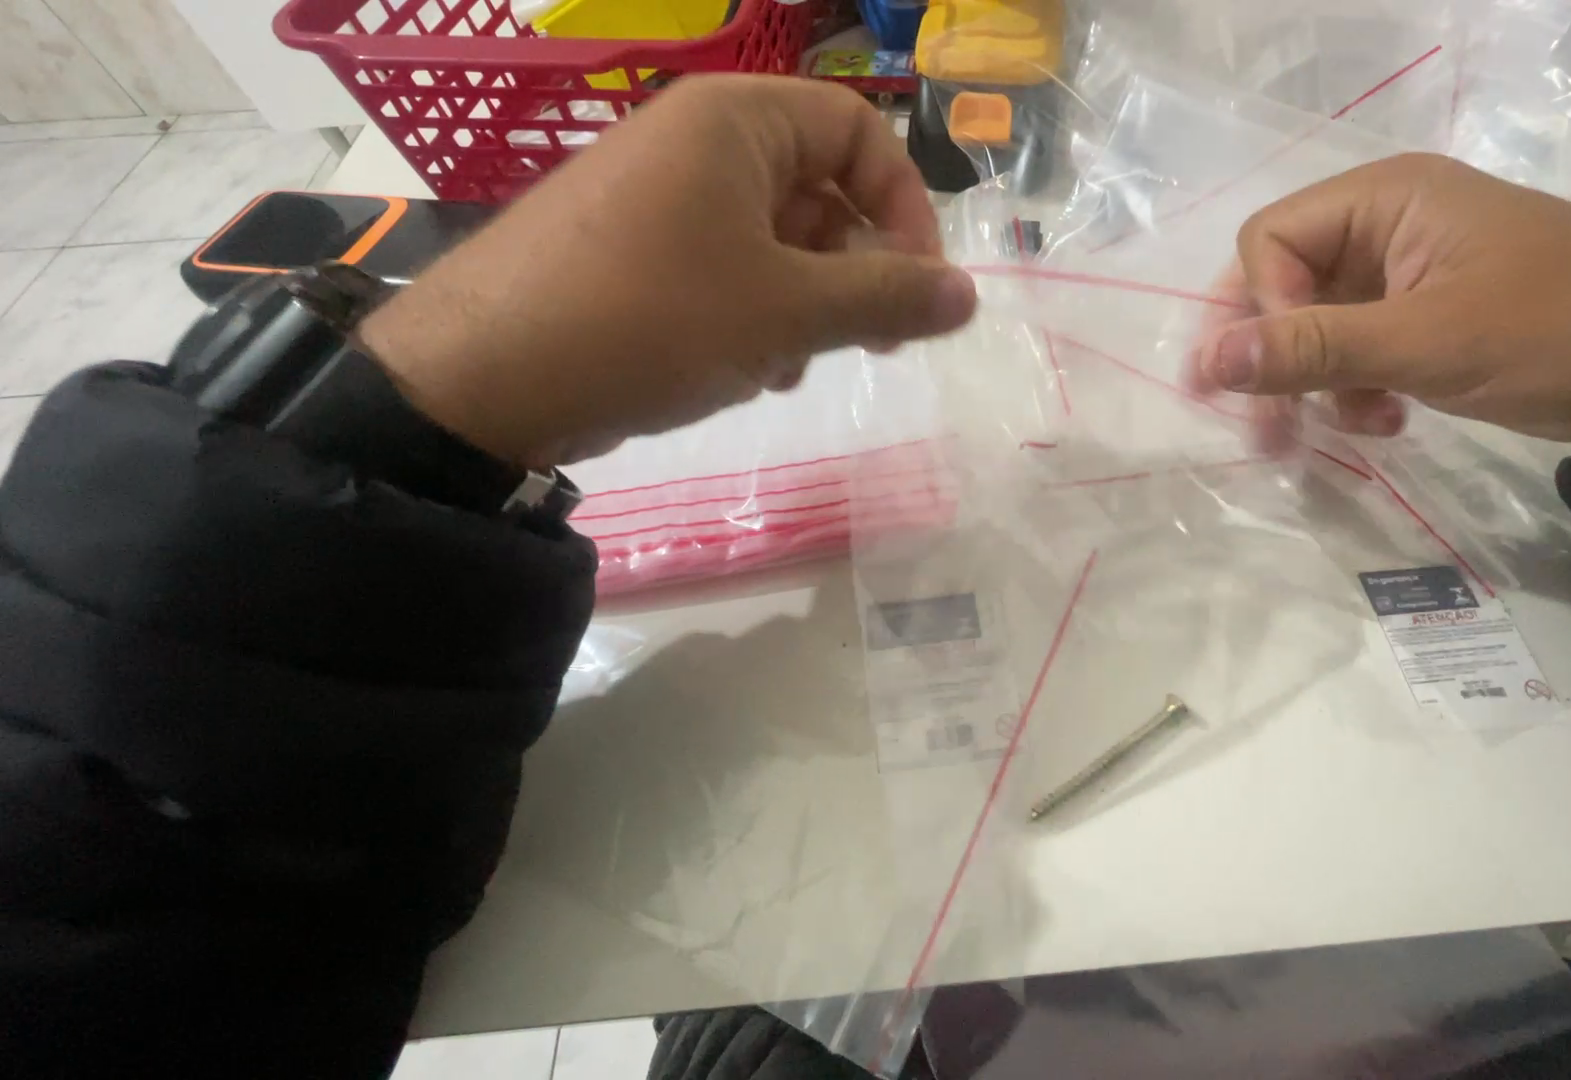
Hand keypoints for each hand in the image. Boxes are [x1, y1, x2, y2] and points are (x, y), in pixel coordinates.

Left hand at [357, 76, 977, 467]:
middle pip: (819, 189)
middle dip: (857, 269)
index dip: (906, 209)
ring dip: (807, 305)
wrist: (490, 379)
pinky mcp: (636, 254)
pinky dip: (756, 316)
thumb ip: (888, 299)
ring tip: (796, 365)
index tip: (920, 288)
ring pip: (775, 241)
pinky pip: (726, 270)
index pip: (860, 134)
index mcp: (737, 122)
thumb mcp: (789, 313)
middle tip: (873, 340)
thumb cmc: (656, 320)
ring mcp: (661, 200)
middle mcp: (698, 144)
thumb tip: (970, 296)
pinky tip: (750, 371)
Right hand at [1192, 153, 1570, 443]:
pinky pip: (1345, 351)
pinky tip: (1381, 422)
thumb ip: (1311, 349)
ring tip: (1337, 433)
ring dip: (1308, 385)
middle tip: (1264, 431)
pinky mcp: (1413, 319)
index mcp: (1385, 200)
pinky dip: (1347, 392)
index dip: (1261, 306)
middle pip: (1279, 287)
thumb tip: (1207, 362)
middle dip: (1269, 359)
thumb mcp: (1427, 342)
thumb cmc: (1561, 331)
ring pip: (1307, 328)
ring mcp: (1397, 276)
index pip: (1268, 242)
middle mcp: (1381, 228)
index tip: (1284, 368)